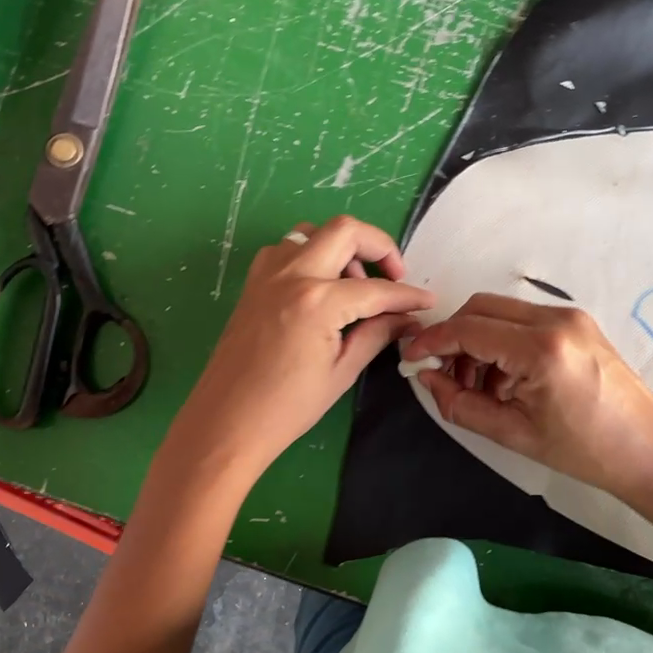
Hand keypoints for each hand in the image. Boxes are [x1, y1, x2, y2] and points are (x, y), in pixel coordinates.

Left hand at [169, 215, 432, 481]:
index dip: (407, 295)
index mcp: (318, 301)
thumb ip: (377, 335)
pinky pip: (288, 249)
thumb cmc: (287, 407)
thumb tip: (407, 319)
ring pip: (312, 232)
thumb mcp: (342, 372)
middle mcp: (292, 275)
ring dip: (341, 248)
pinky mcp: (253, 282)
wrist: (226, 420)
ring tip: (354, 285)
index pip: (376, 288)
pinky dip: (311, 256)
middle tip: (393, 276)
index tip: (426, 303)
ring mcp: (267, 274)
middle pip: (345, 231)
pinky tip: (320, 290)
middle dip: (379, 246)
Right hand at [402, 294, 652, 506]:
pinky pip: (524, 320)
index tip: (411, 360)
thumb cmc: (584, 451)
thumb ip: (461, 404)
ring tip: (478, 386)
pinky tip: (505, 379)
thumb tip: (427, 380)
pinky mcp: (579, 323)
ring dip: (478, 339)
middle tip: (444, 375)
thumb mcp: (513, 434)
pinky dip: (503, 341)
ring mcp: (571, 316)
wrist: (650, 451)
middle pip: (481, 308)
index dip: (432, 343)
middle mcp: (555, 319)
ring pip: (502, 311)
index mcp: (540, 348)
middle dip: (454, 337)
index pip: (468, 328)